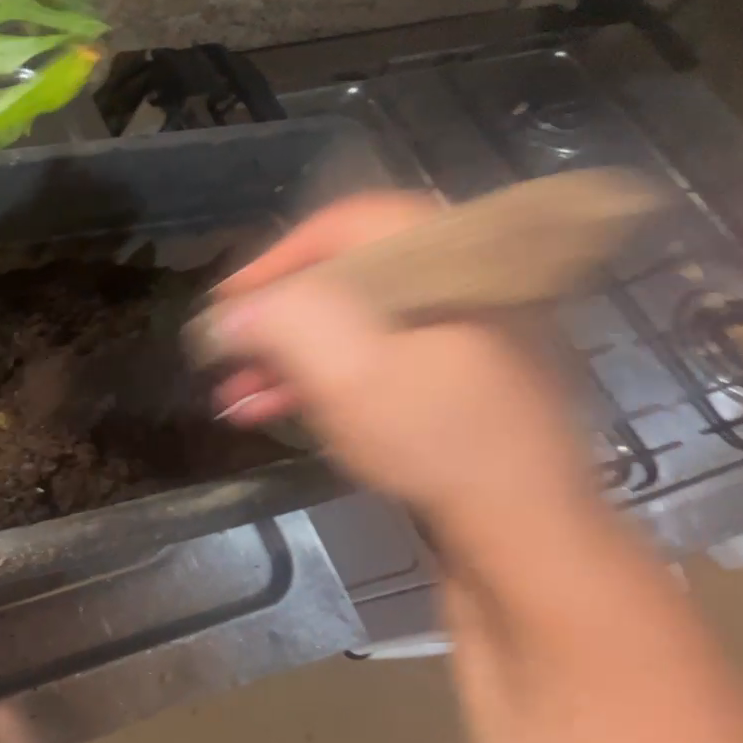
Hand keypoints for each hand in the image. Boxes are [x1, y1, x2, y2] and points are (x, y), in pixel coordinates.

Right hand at [201, 192, 597, 525]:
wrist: (519, 517)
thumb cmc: (432, 435)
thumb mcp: (346, 372)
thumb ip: (279, 324)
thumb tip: (225, 314)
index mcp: (442, 263)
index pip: (343, 225)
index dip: (274, 259)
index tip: (226, 305)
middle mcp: (453, 284)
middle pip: (339, 277)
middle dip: (271, 320)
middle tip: (223, 354)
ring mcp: (455, 331)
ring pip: (348, 323)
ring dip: (283, 355)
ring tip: (231, 396)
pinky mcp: (450, 375)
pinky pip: (369, 357)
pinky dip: (316, 376)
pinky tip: (268, 409)